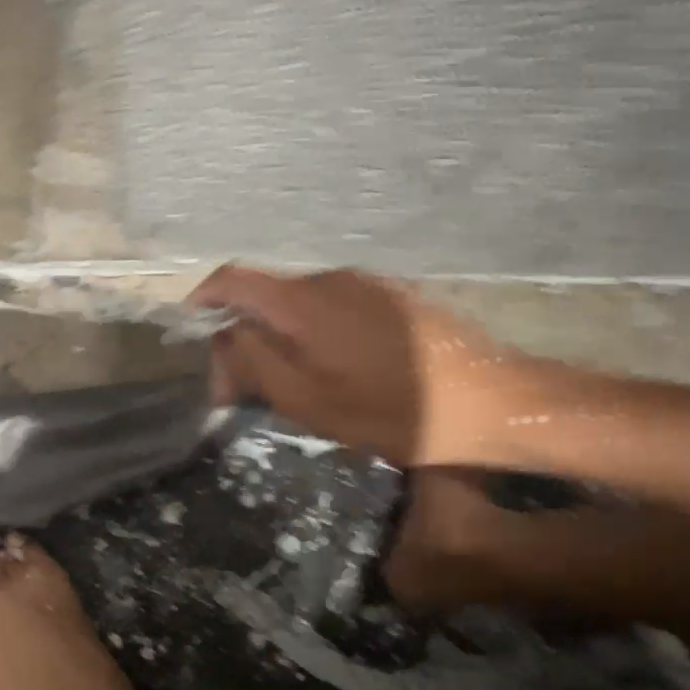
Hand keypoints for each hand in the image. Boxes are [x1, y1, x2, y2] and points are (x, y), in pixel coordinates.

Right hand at [186, 265, 528, 464]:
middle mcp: (333, 279)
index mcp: (304, 301)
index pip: (232, 278)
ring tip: (288, 384)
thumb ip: (253, 362)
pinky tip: (335, 372)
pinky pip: (336, 308)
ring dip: (281, 338)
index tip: (190, 336)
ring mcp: (371, 284)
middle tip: (241, 387)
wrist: (498, 402)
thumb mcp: (307, 400)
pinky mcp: (399, 297)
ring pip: (301, 304)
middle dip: (242, 335)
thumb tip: (224, 339)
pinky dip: (316, 334)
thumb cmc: (394, 410)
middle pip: (266, 294)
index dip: (202, 302)